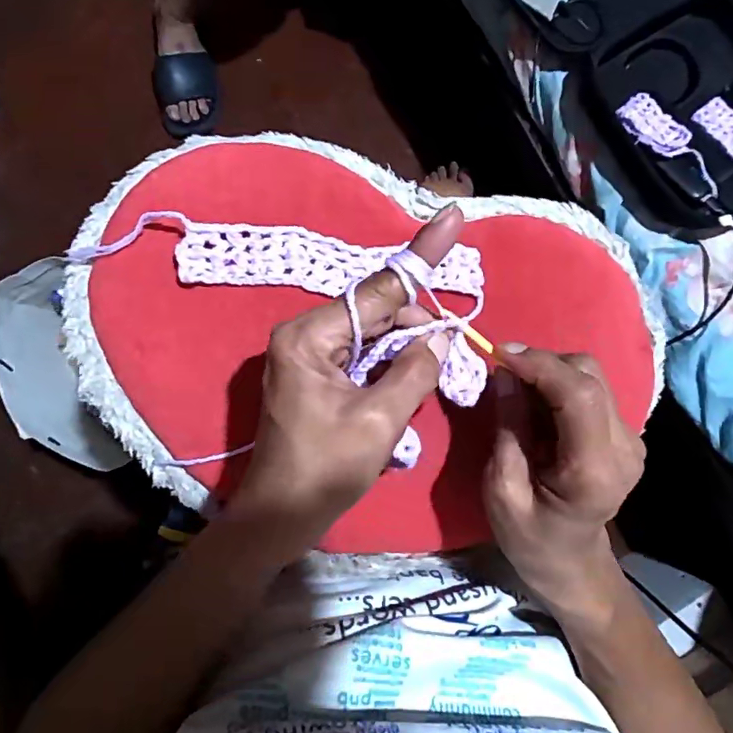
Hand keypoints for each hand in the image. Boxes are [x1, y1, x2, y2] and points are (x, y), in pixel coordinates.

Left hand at [227, 206, 466, 540]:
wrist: (279, 517)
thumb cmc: (324, 470)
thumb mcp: (379, 420)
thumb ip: (414, 371)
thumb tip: (439, 337)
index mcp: (310, 337)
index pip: (378, 289)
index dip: (421, 255)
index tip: (453, 215)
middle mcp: (305, 335)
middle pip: (376, 311)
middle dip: (415, 324)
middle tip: (451, 345)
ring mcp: (308, 355)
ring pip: (372, 336)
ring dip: (404, 350)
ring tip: (428, 374)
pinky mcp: (315, 376)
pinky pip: (362, 356)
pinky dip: (389, 366)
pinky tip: (407, 383)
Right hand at [484, 347, 644, 621]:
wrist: (570, 563)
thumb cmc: (529, 538)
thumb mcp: (501, 490)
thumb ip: (507, 429)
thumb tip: (505, 375)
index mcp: (594, 468)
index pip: (579, 394)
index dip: (539, 364)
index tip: (498, 353)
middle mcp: (624, 447)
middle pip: (589, 376)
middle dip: (542, 364)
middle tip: (503, 374)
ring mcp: (631, 439)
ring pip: (592, 376)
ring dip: (550, 373)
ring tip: (517, 391)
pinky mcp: (625, 435)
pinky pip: (592, 391)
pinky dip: (559, 386)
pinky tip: (537, 407)